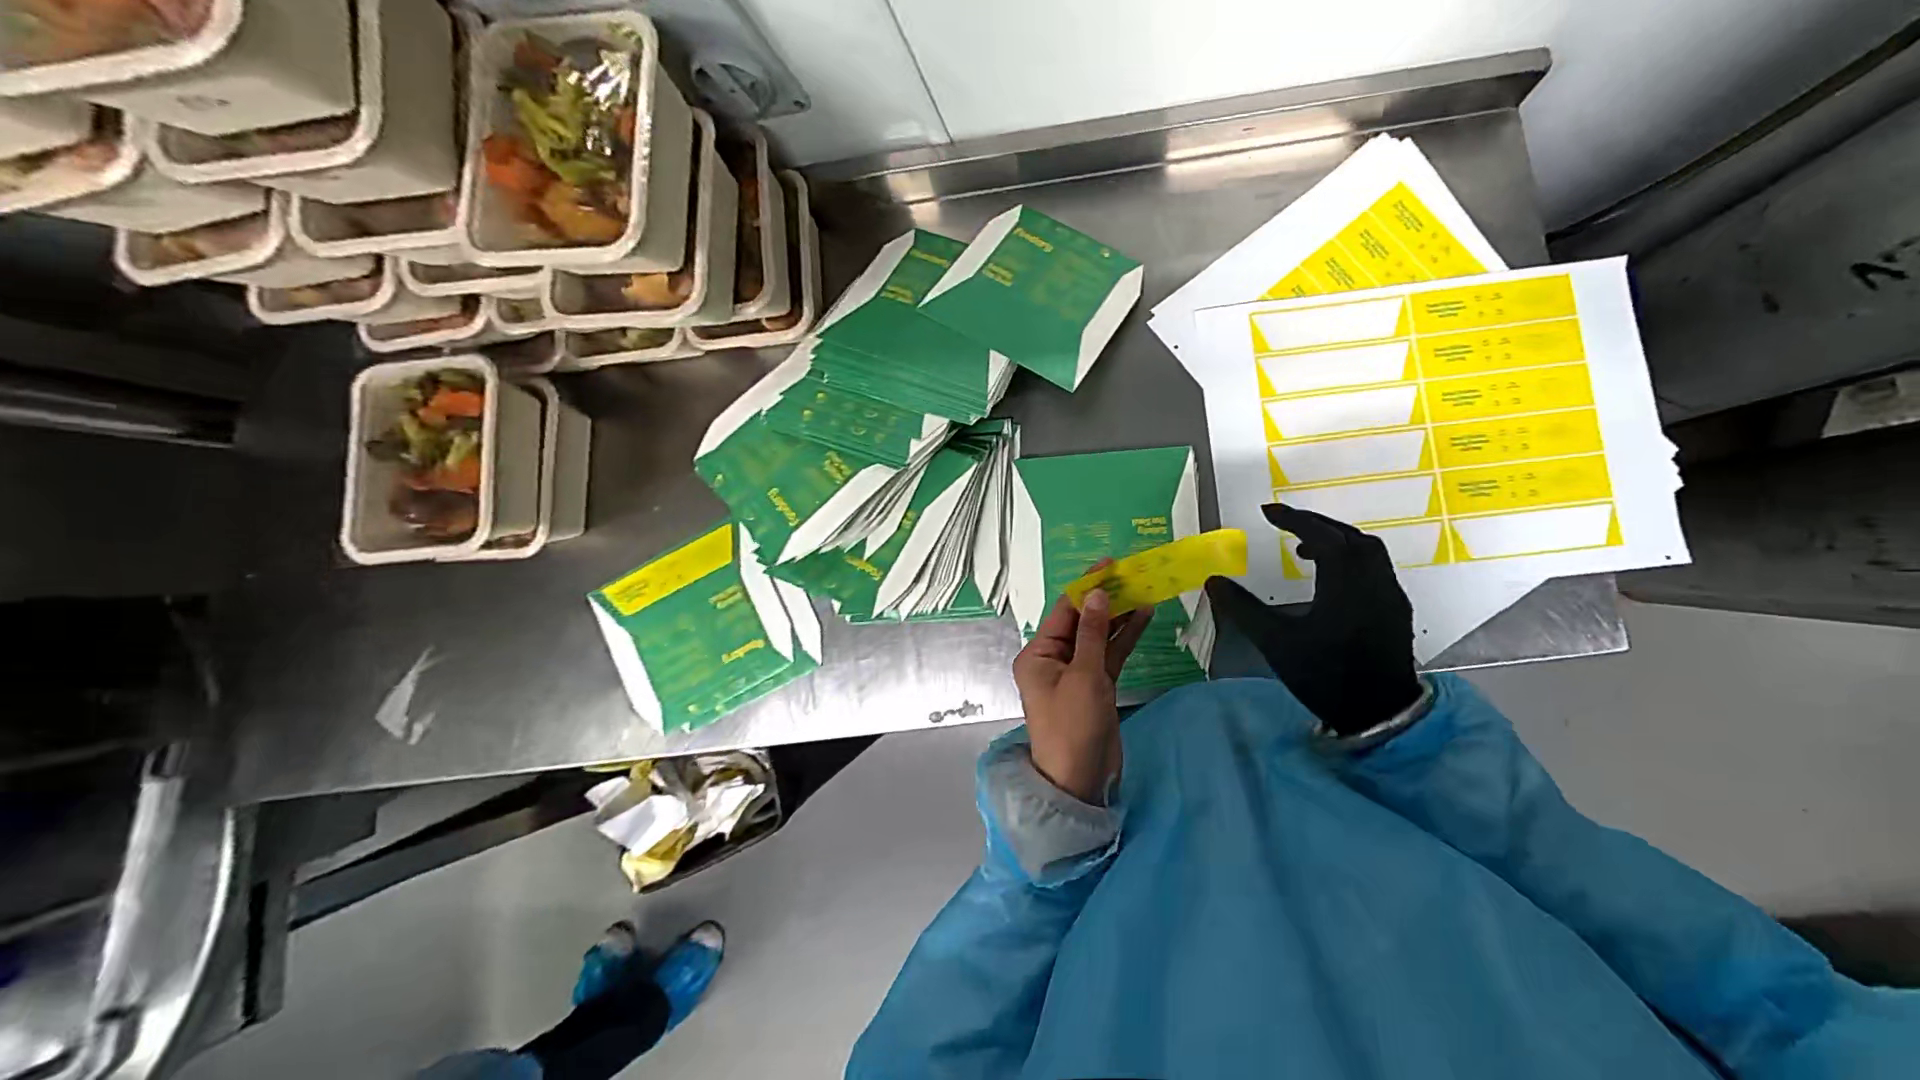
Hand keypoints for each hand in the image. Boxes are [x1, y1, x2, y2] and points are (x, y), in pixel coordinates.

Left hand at [1011, 564, 1154, 803]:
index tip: (1108, 565)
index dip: (1086, 587)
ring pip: (1099, 636)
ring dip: (1119, 617)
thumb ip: (1093, 634)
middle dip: (1106, 600)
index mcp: (1038, 654)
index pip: (1064, 612)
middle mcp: (1053, 659)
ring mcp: (1076, 672)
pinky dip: (1125, 639)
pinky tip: (1143, 618)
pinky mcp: (1095, 686)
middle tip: (1133, 575)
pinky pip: (1109, 655)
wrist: (1079, 780)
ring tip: (1143, 591)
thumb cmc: (1073, 727)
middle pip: (1082, 621)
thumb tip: (1097, 595)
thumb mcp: (1083, 677)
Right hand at [1205, 504, 1420, 736]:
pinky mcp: (1396, 610)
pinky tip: (1332, 578)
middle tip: (1287, 524)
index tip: (1268, 512)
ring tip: (1306, 549)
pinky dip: (1351, 559)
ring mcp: (1390, 594)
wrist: (1378, 713)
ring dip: (1337, 540)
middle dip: (1317, 524)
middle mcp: (1373, 579)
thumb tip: (1214, 581)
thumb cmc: (1324, 674)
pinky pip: (1375, 568)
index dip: (1293, 519)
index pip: (1321, 535)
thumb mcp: (1275, 641)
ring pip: (1367, 551)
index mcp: (1344, 581)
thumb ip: (1243, 608)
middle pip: (1348, 536)